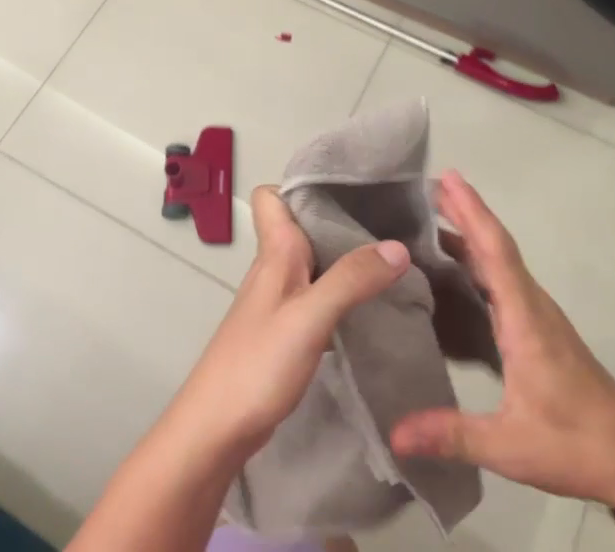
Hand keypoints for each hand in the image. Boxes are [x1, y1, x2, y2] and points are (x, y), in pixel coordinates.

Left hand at [164, 185, 411, 460]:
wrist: (217, 428)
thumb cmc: (257, 364)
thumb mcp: (309, 318)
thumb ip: (351, 280)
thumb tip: (397, 245)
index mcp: (274, 254)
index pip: (274, 196)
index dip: (305, 186)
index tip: (354, 188)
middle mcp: (274, 270)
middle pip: (303, 227)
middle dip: (342, 220)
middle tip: (394, 223)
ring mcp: (279, 302)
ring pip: (313, 263)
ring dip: (347, 259)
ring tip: (395, 261)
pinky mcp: (285, 333)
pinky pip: (318, 296)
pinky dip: (343, 293)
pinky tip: (373, 306)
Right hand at [390, 172, 614, 517]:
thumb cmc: (577, 445)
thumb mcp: (512, 446)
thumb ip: (453, 435)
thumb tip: (394, 435)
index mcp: (527, 323)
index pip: (497, 254)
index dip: (473, 213)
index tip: (448, 178)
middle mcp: (534, 310)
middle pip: (497, 249)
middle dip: (465, 214)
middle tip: (424, 189)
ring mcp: (540, 320)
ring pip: (502, 265)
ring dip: (471, 237)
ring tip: (429, 222)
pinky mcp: (540, 333)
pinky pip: (504, 284)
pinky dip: (478, 264)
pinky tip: (455, 272)